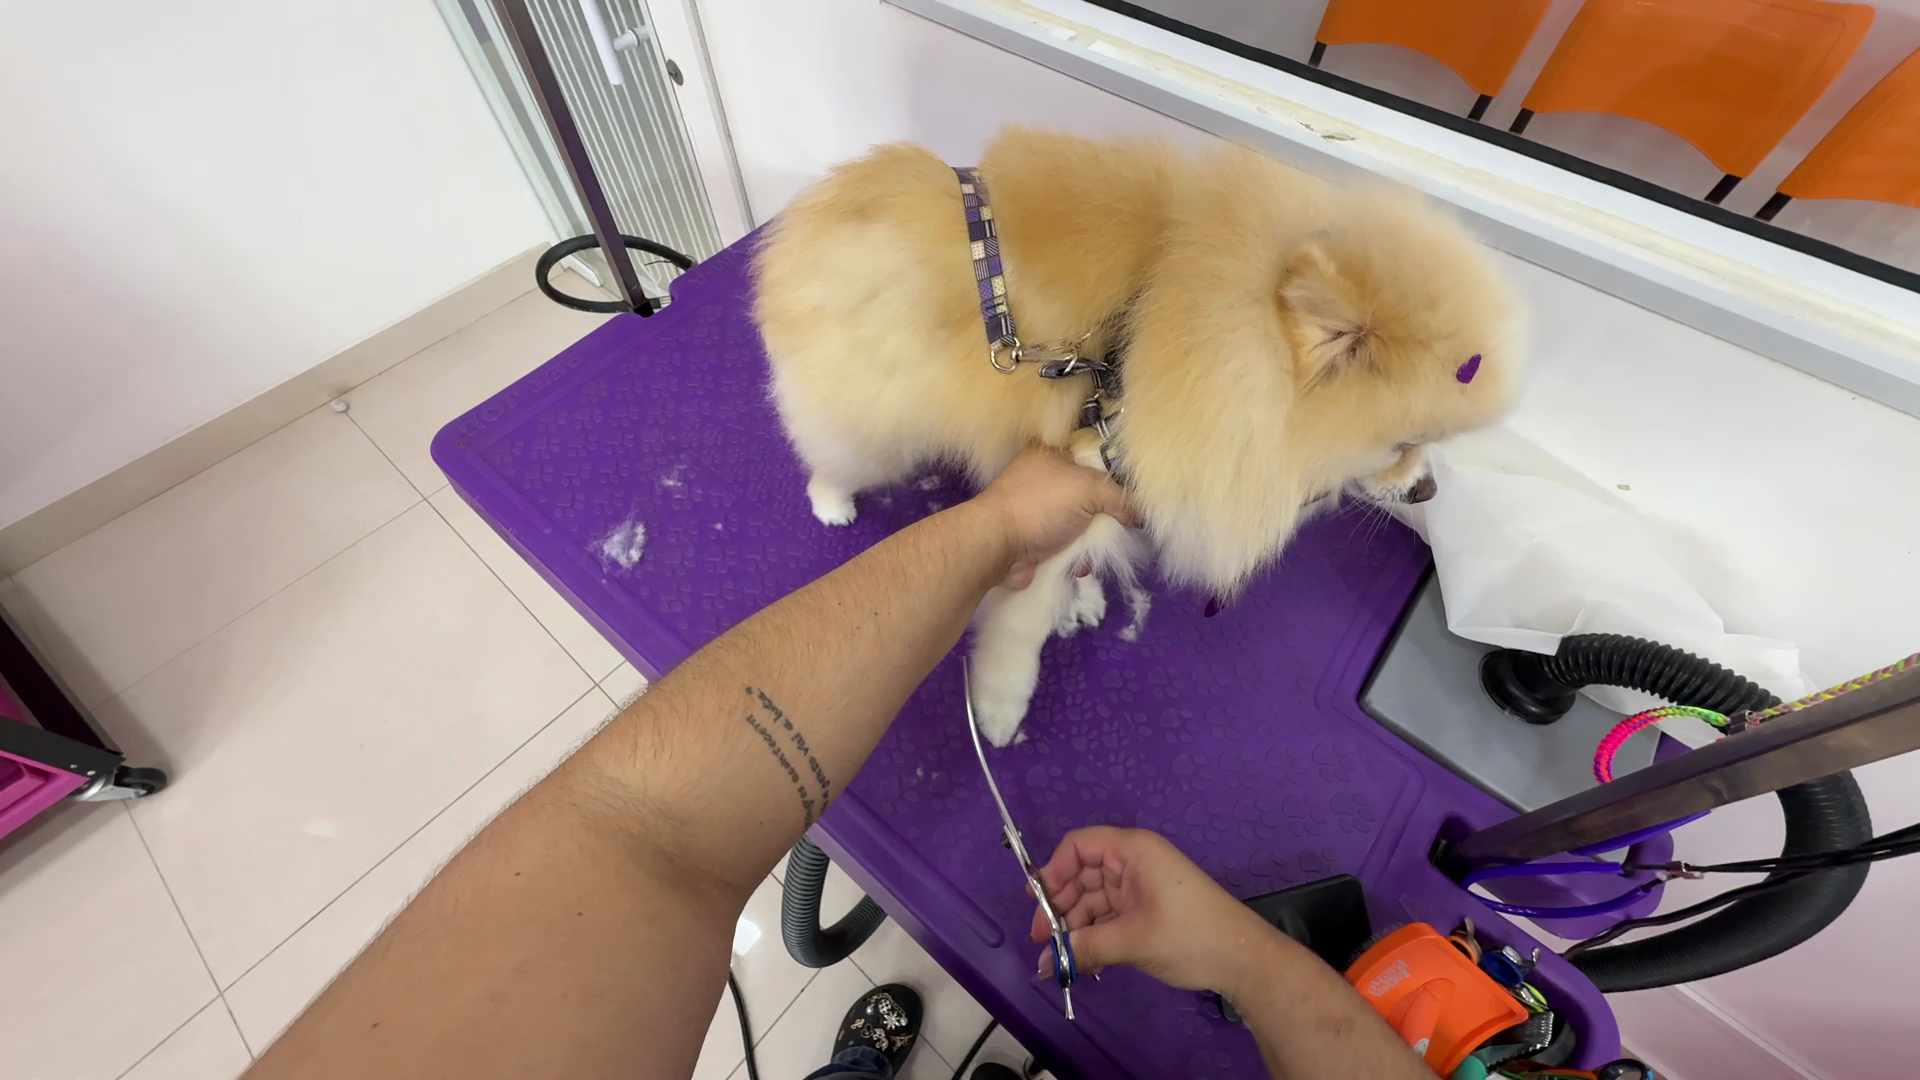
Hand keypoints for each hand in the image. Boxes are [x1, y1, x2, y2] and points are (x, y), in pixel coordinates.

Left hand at [970, 446, 1134, 588]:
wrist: (997, 546)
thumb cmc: (1041, 504)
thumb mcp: (1089, 488)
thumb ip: (1121, 496)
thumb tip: (1140, 513)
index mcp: (1053, 452)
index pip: (1094, 452)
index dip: (1116, 469)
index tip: (1135, 488)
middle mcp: (1046, 478)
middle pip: (1093, 493)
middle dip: (1107, 513)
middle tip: (1121, 523)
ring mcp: (1041, 511)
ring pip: (1083, 524)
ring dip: (1092, 541)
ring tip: (1092, 549)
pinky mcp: (1038, 540)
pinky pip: (1070, 547)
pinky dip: (1076, 557)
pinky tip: (1077, 565)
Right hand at [1029, 827, 1291, 997]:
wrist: (1243, 960)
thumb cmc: (1187, 933)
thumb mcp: (1132, 939)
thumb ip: (1085, 947)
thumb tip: (1045, 965)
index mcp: (1131, 849)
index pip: (1078, 846)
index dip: (1053, 871)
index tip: (1036, 902)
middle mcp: (1132, 861)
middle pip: (1083, 874)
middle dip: (1061, 906)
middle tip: (1041, 940)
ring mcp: (1140, 885)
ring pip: (1094, 898)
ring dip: (1076, 926)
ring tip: (1060, 958)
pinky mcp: (1147, 909)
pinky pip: (1109, 914)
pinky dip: (1095, 934)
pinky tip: (1083, 959)